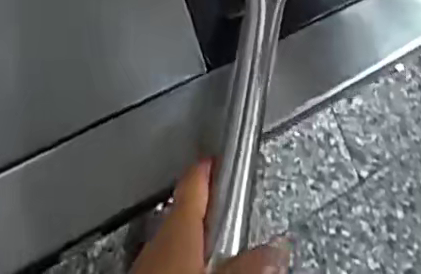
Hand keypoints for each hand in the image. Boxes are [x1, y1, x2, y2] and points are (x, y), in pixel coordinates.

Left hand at [129, 161, 288, 273]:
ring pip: (172, 240)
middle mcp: (156, 241)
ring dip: (193, 239)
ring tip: (214, 247)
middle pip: (185, 211)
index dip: (210, 167)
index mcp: (177, 228)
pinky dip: (180, 261)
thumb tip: (277, 248)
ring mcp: (143, 265)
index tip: (220, 158)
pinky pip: (163, 263)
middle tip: (227, 205)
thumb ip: (247, 263)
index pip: (195, 180)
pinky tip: (192, 269)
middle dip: (206, 208)